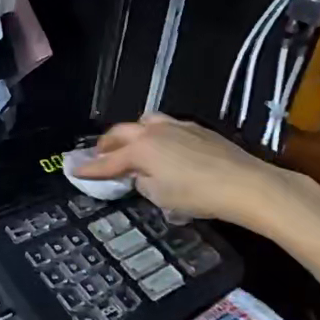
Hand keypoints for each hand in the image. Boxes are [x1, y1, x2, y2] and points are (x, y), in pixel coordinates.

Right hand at [74, 115, 303, 230]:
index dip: (90, 168)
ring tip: (132, 145)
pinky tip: (165, 147)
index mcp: (140, 150)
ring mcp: (177, 126)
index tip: (75, 171)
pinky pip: (168, 126)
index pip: (108, 161)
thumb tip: (140, 176)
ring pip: (146, 122)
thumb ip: (143, 183)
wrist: (244, 184)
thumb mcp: (161, 197)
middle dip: (107, 144)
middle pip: (122, 132)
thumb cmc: (197, 195)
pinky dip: (157, 135)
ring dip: (133, 133)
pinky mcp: (198, 129)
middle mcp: (154, 132)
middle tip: (100, 154)